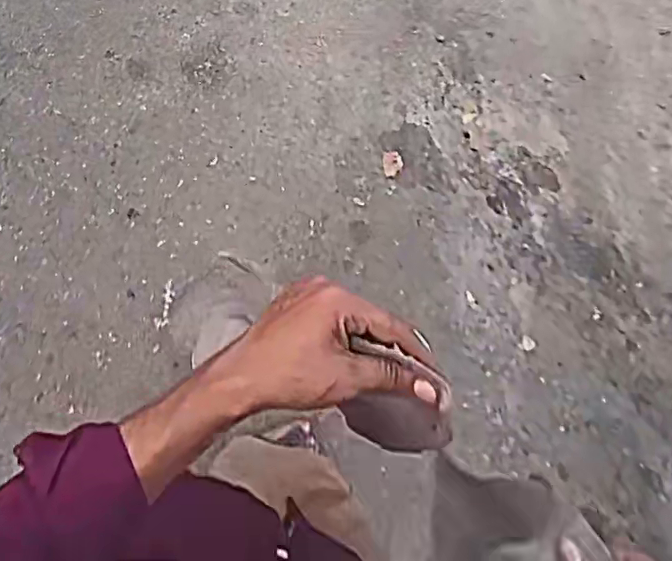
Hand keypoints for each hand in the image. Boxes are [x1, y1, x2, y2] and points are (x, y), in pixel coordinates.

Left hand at [204, 276, 439, 416]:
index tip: (431, 372)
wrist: (240, 378)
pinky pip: (332, 319)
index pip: (388, 323)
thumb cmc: (283, 375)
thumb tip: (423, 384)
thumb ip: (388, 375)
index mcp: (335, 296)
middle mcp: (321, 287)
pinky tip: (353, 358)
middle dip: (392, 347)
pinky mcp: (294, 306)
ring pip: (351, 318)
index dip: (414, 352)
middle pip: (370, 318)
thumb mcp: (345, 377)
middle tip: (413, 375)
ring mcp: (305, 294)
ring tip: (385, 371)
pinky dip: (347, 338)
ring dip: (368, 343)